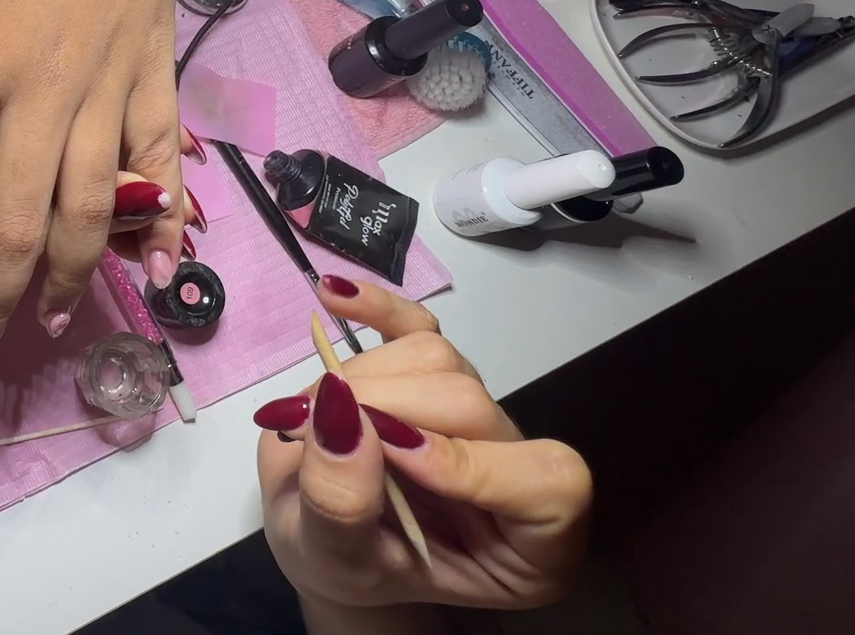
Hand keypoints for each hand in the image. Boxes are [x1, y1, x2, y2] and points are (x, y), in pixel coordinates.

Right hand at [255, 279, 591, 613]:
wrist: (314, 532)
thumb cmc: (333, 561)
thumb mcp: (331, 555)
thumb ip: (340, 501)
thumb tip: (339, 412)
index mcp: (527, 544)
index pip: (546, 482)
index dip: (465, 460)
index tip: (386, 452)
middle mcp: (512, 469)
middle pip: (469, 402)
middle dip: (379, 407)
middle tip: (308, 427)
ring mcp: (471, 413)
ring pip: (436, 357)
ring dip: (360, 376)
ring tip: (310, 412)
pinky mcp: (426, 372)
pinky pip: (413, 323)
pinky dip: (374, 306)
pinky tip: (332, 294)